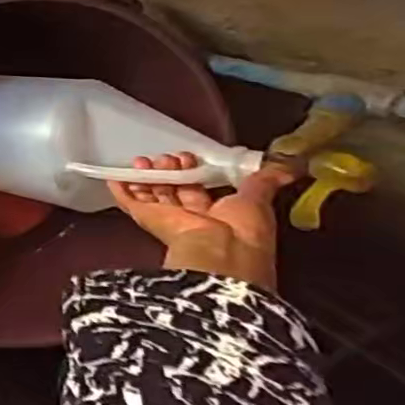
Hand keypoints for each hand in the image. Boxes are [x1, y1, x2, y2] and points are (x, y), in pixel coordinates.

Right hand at [106, 152, 295, 289]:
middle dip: (167, 170)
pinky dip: (119, 188)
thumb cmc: (240, 227)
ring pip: (149, 192)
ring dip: (145, 175)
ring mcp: (164, 216)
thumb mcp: (256, 200)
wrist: (214, 248)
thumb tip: (289, 168)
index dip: (192, 171)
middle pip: (171, 188)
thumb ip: (263, 183)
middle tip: (167, 157)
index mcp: (217, 213)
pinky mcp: (143, 217)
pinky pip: (127, 201)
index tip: (188, 157)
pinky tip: (115, 175)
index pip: (198, 187)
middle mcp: (189, 215)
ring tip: (143, 160)